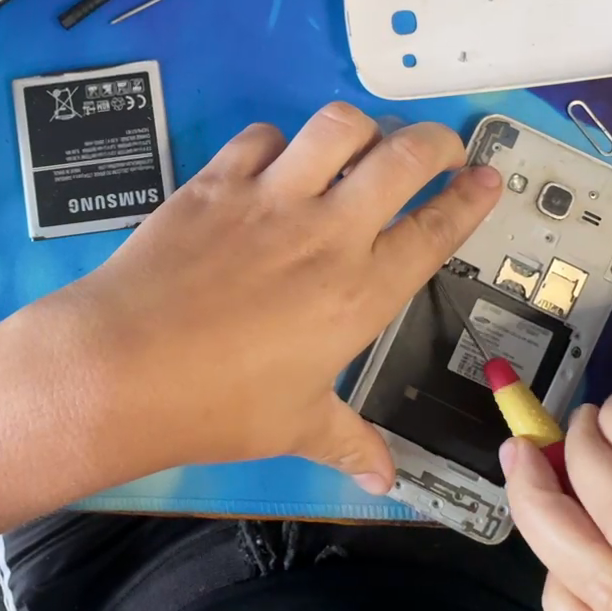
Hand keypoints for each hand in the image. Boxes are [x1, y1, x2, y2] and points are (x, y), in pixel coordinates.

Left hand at [42, 102, 501, 493]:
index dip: (470, 198)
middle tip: (437, 147)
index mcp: (360, 292)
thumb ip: (349, 444)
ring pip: (336, 127)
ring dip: (359, 127)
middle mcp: (326, 232)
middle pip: (403, 157)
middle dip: (435, 141)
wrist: (123, 367)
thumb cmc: (218, 406)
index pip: (436, 231)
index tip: (488, 177)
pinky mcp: (215, 182)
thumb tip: (385, 483)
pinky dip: (276, 140)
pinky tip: (272, 159)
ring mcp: (268, 198)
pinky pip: (259, 136)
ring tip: (358, 143)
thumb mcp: (295, 428)